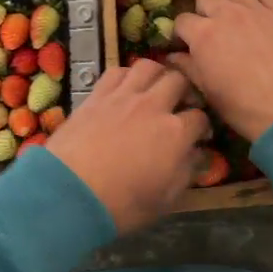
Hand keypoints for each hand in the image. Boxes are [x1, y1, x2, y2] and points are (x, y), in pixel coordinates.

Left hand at [45, 58, 209, 233]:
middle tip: (180, 104)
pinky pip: (116, 71)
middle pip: (178, 80)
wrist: (69, 192)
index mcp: (175, 133)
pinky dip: (126, 76)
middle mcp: (154, 106)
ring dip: (157, 74)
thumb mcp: (165, 199)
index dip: (202, 126)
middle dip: (185, 90)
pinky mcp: (97, 95)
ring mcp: (123, 96)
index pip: (200, 117)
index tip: (199, 135)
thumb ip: (186, 172)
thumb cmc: (122, 204)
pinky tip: (125, 88)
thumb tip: (196, 154)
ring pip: (148, 67)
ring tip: (155, 88)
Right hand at [170, 0, 272, 141]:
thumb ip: (188, 67)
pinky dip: (261, 5)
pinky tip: (263, 21)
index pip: (182, 20)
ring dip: (231, 3)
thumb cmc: (242, 107)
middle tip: (212, 33)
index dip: (182, 34)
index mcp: (203, 34)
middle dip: (204, 13)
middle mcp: (228, 14)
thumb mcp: (208, 91)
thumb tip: (174, 56)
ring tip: (237, 22)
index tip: (187, 46)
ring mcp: (257, 11)